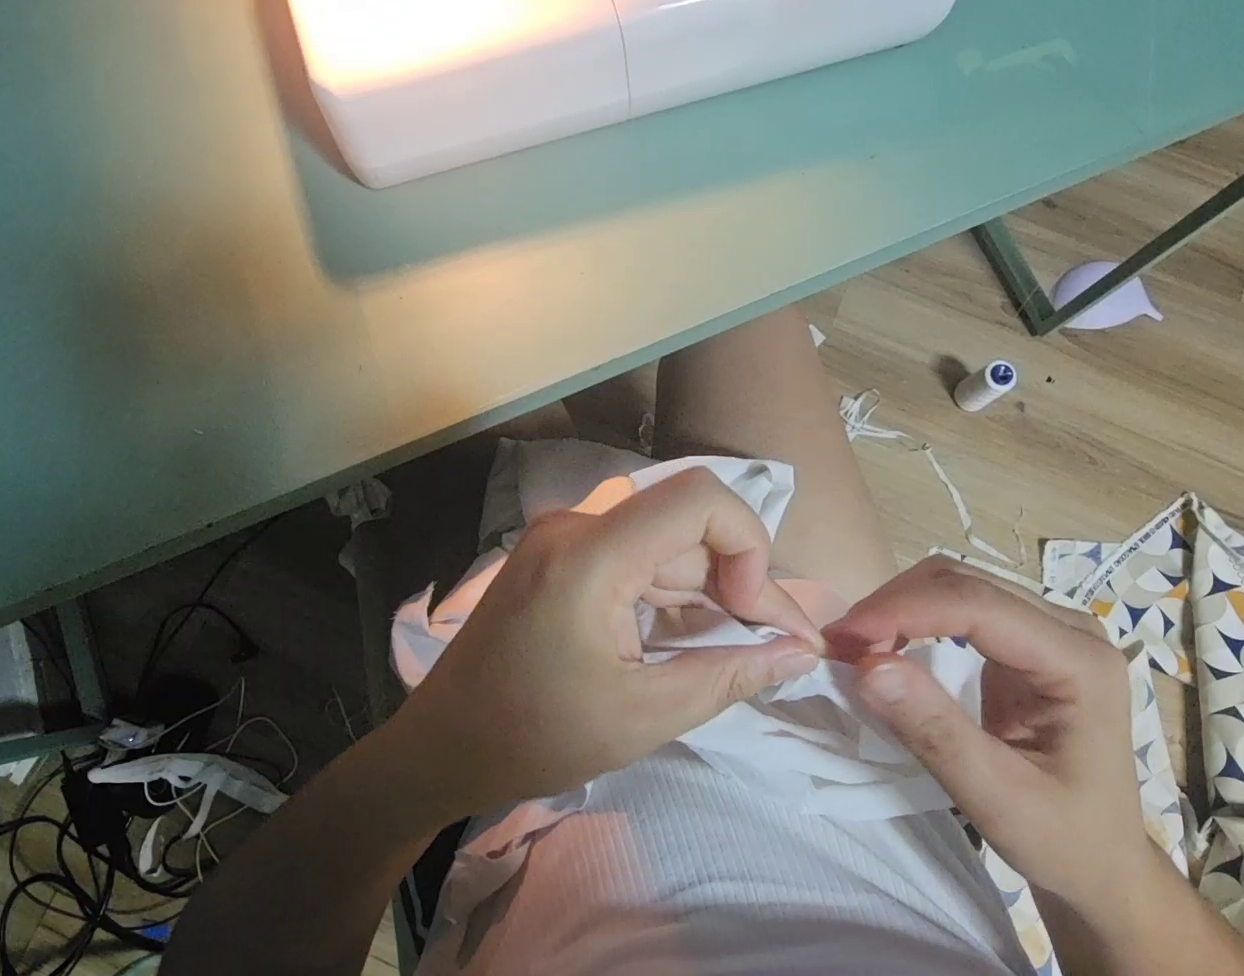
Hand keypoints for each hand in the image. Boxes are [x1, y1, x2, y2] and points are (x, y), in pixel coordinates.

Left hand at [383, 468, 823, 819]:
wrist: (442, 745)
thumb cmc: (534, 737)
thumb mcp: (643, 716)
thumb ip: (729, 676)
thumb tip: (800, 652)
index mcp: (590, 555)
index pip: (699, 498)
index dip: (748, 543)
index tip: (754, 614)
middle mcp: (576, 526)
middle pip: (687, 527)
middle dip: (741, 581)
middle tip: (780, 644)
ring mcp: (564, 538)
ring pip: (666, 545)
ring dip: (711, 591)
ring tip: (753, 644)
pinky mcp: (560, 557)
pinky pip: (636, 559)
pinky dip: (674, 595)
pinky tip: (702, 634)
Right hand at [823, 556, 1151, 907]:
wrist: (1102, 864)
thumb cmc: (1063, 840)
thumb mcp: (997, 799)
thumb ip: (934, 731)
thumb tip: (866, 666)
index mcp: (1080, 662)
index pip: (978, 606)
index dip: (904, 610)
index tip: (843, 638)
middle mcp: (1068, 630)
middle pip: (964, 583)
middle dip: (894, 604)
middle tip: (839, 645)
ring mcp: (1047, 631)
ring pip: (956, 585)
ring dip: (898, 607)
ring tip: (854, 646)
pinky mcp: (1023, 641)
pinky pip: (958, 607)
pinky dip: (912, 618)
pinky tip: (885, 644)